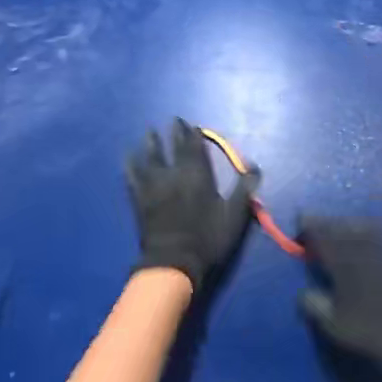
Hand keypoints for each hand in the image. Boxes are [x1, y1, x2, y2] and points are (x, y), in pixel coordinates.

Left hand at [124, 119, 259, 292]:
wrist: (173, 261)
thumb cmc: (208, 239)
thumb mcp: (233, 216)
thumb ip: (243, 189)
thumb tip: (254, 166)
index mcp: (197, 175)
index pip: (193, 147)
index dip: (192, 133)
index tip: (190, 123)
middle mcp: (173, 174)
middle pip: (172, 147)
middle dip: (173, 133)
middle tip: (172, 121)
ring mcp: (153, 185)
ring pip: (150, 157)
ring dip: (150, 143)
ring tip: (149, 132)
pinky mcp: (139, 198)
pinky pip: (132, 176)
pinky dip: (130, 165)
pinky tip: (127, 158)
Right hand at [296, 217, 381, 363]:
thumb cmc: (368, 328)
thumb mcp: (331, 322)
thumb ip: (313, 303)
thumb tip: (303, 292)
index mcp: (339, 258)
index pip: (317, 231)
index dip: (305, 227)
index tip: (299, 232)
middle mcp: (358, 246)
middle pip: (336, 224)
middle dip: (323, 225)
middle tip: (315, 232)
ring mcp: (380, 247)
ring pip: (357, 224)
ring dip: (344, 226)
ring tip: (338, 233)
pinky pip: (377, 233)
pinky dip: (366, 232)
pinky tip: (364, 240)